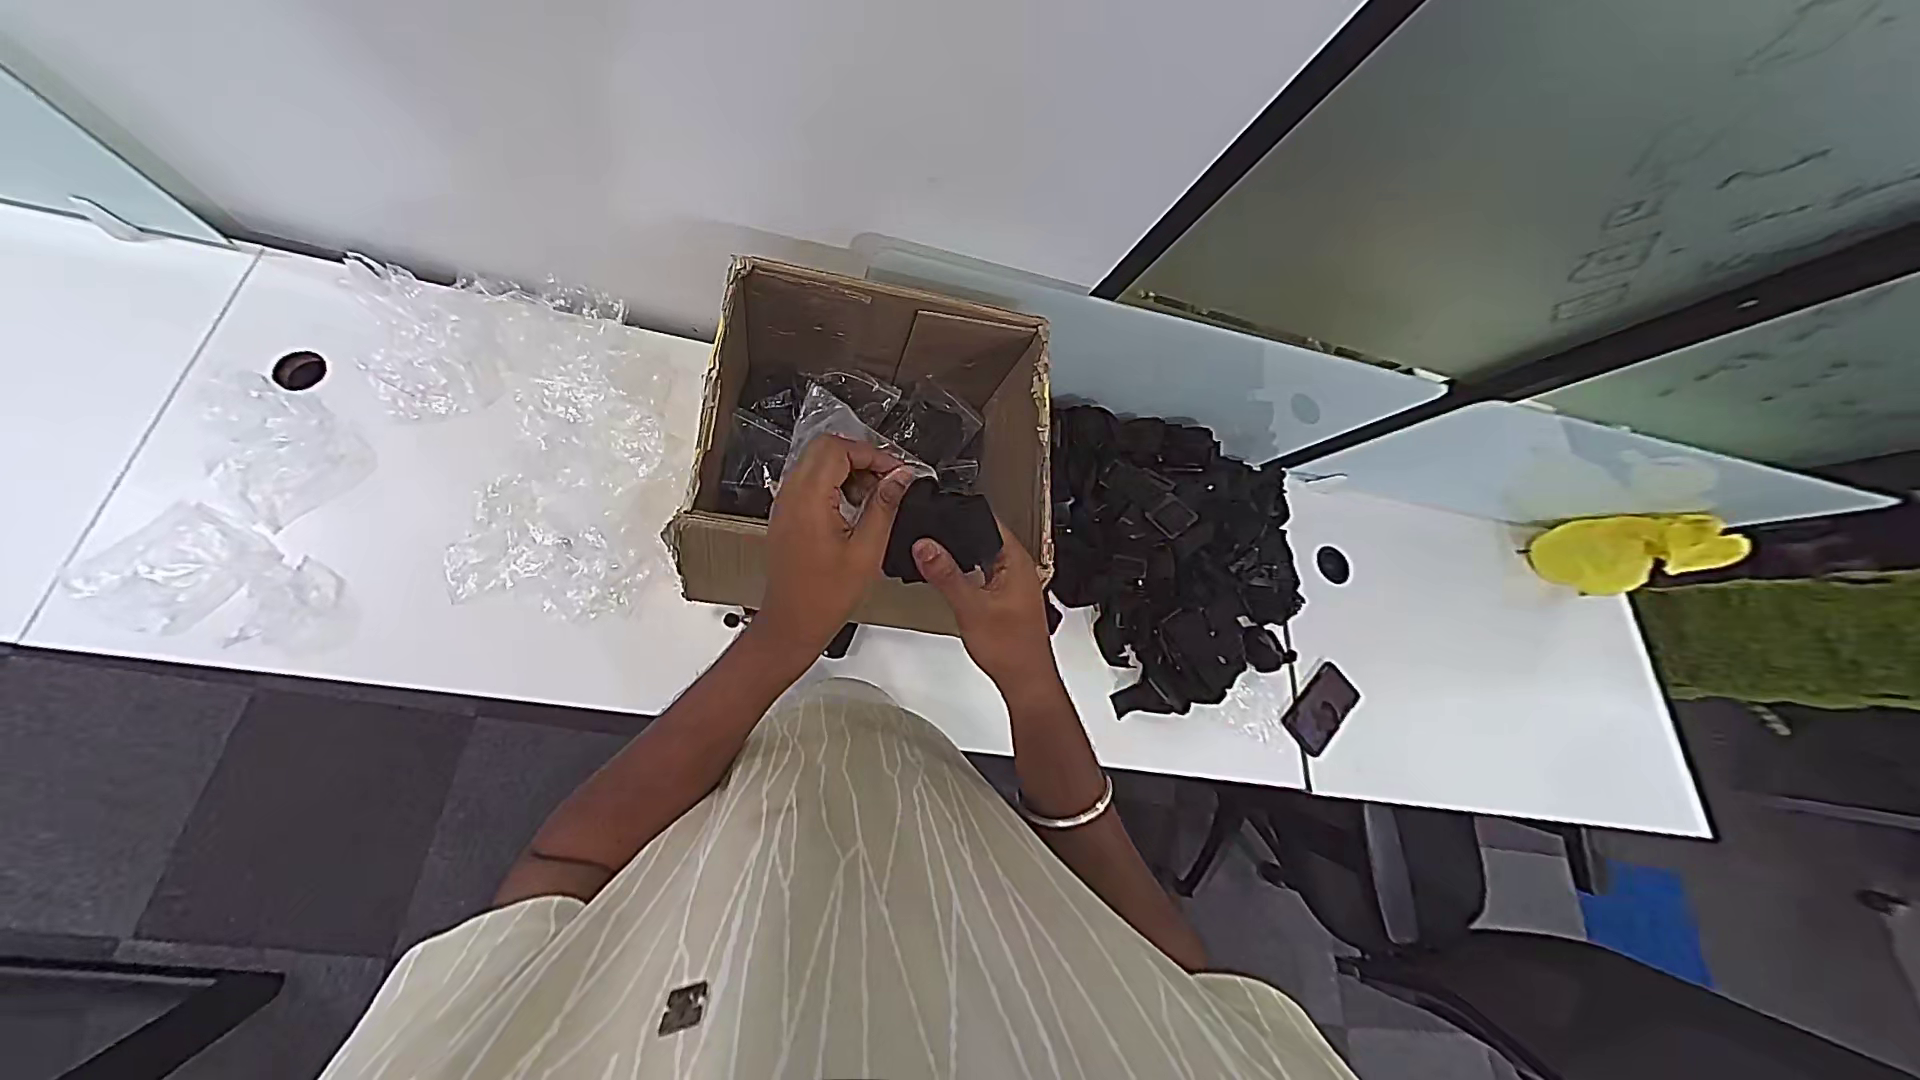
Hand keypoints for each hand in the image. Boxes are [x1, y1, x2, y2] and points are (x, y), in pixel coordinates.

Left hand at [754, 435, 913, 662]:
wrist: (794, 621)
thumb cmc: (824, 595)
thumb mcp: (867, 550)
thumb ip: (884, 506)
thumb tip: (900, 477)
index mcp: (809, 500)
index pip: (838, 449)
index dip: (872, 454)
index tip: (896, 471)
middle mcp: (791, 495)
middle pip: (825, 447)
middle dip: (860, 457)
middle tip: (886, 479)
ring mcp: (785, 503)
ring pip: (817, 461)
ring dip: (848, 470)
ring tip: (872, 497)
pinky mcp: (786, 513)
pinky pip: (810, 481)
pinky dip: (835, 483)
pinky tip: (854, 508)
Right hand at [913, 521, 1060, 694]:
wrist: (1024, 680)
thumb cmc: (1011, 649)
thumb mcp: (970, 607)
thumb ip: (945, 574)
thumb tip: (926, 547)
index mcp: (1017, 561)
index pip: (989, 520)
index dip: (962, 514)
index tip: (939, 512)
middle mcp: (1019, 568)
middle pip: (983, 537)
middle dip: (956, 535)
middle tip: (930, 535)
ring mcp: (1013, 583)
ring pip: (982, 556)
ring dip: (961, 556)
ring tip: (937, 558)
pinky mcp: (1007, 597)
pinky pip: (983, 574)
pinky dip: (966, 574)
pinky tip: (953, 584)